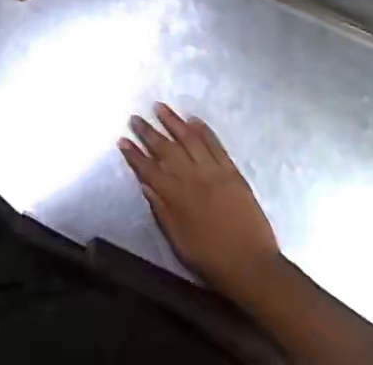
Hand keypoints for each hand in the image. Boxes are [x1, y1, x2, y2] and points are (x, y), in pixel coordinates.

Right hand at [120, 104, 280, 299]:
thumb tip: (145, 185)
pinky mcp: (232, 170)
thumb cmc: (210, 258)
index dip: (134, 155)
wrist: (250, 264)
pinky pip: (215, 144)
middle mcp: (192, 177)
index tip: (122, 140)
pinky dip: (203, 130)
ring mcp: (214, 170)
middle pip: (167, 149)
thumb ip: (161, 210)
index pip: (149, 170)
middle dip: (149, 132)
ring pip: (189, 139)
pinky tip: (193, 120)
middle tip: (135, 118)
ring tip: (160, 107)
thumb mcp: (177, 240)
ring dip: (173, 122)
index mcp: (176, 197)